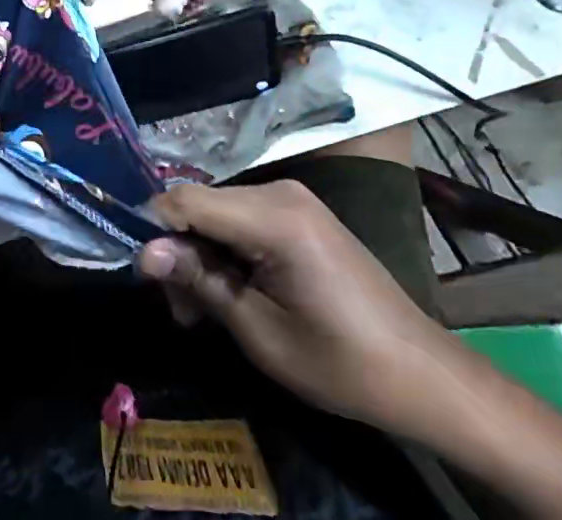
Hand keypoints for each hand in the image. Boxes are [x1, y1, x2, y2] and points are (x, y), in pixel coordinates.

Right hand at [138, 181, 466, 432]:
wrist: (416, 370)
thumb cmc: (338, 360)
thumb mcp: (258, 329)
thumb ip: (199, 281)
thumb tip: (144, 253)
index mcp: (274, 217)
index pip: (186, 199)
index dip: (155, 231)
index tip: (146, 278)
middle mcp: (281, 192)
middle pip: (200, 205)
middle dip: (179, 252)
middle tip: (181, 312)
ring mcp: (293, 199)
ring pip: (217, 212)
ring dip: (200, 256)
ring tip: (201, 312)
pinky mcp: (300, 212)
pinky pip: (242, 218)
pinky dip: (225, 251)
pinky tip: (229, 291)